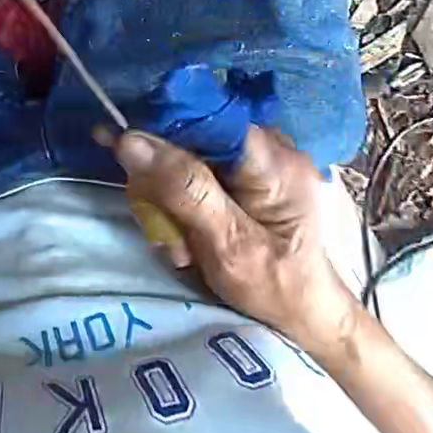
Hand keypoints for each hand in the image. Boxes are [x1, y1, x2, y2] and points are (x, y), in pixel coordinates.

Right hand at [112, 126, 365, 355]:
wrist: (311, 316)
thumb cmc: (276, 288)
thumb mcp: (227, 246)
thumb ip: (183, 190)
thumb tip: (130, 139)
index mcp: (273, 159)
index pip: (205, 116)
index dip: (159, 125)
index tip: (121, 145)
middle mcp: (272, 144)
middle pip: (193, 134)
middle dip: (163, 176)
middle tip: (156, 225)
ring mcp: (263, 155)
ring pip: (191, 151)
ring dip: (171, 195)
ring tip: (178, 243)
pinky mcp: (253, 170)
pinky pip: (203, 165)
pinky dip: (185, 196)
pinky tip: (187, 231)